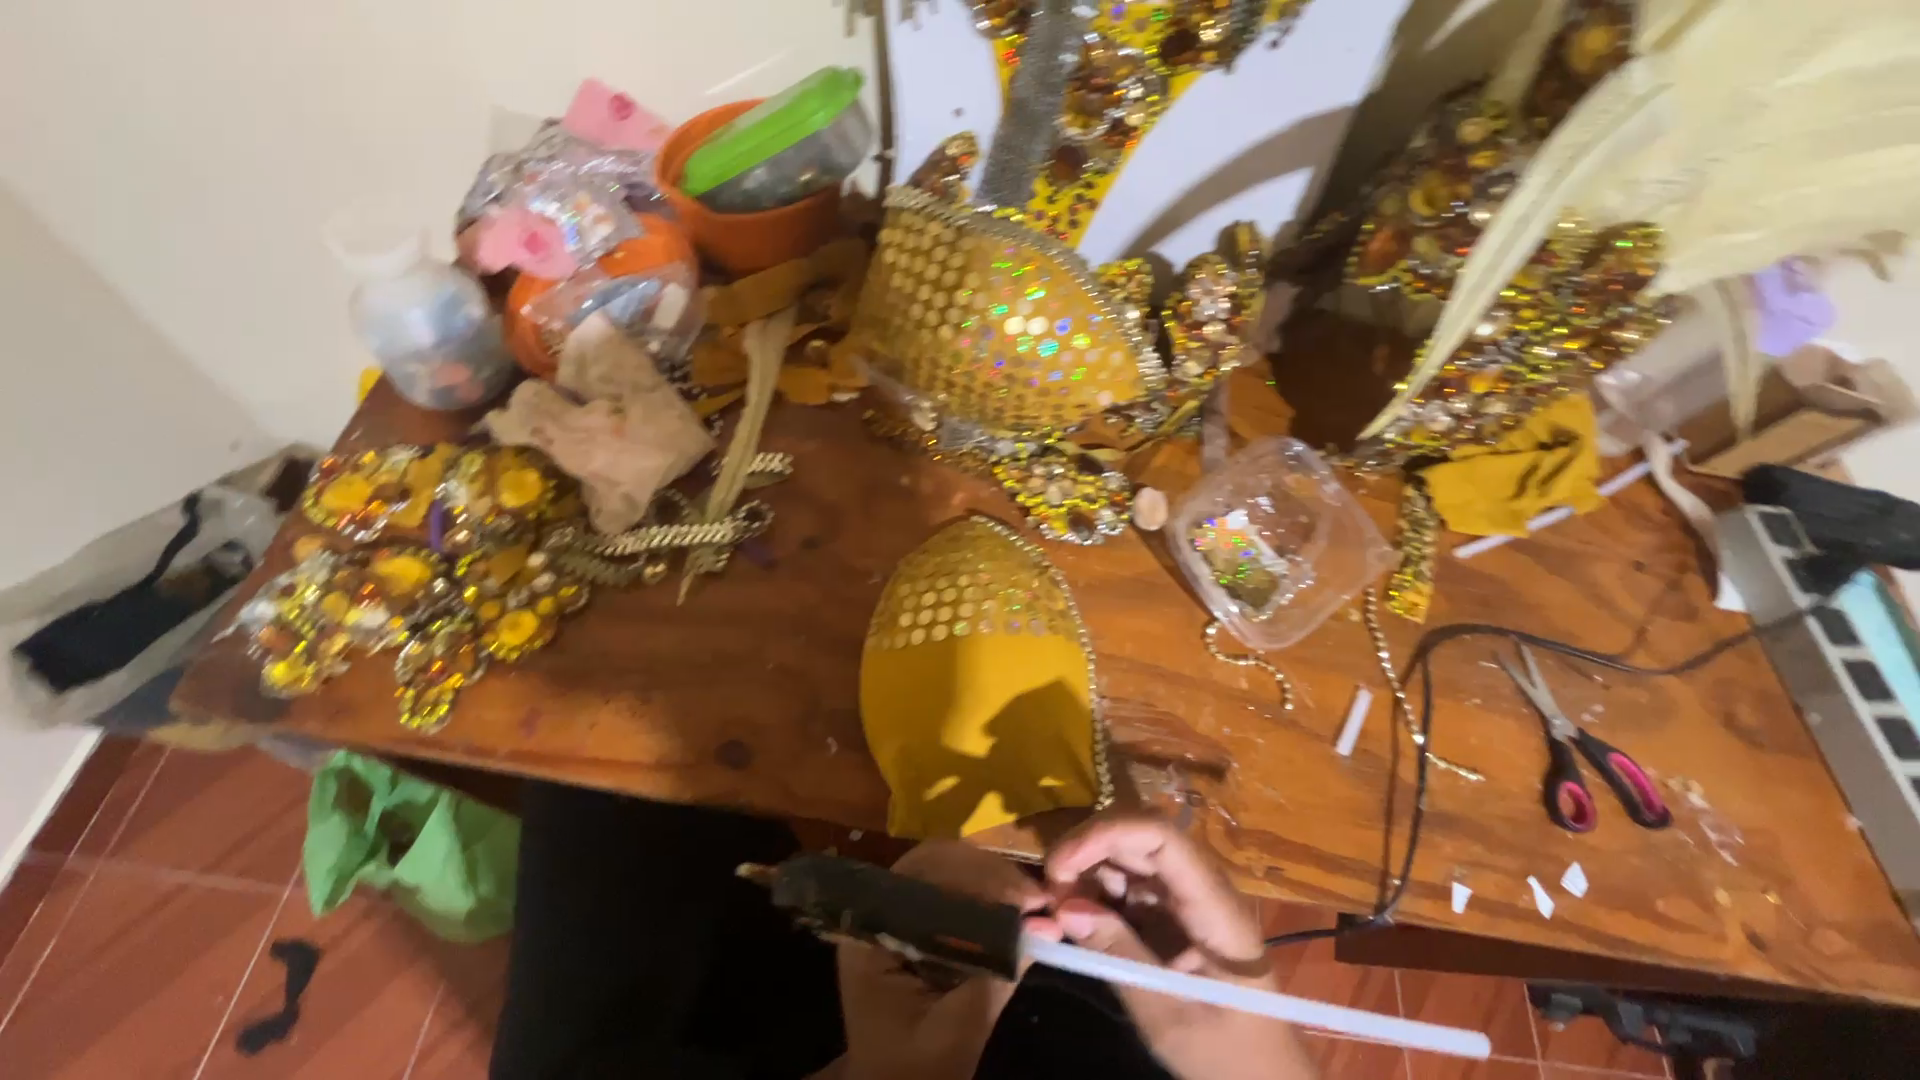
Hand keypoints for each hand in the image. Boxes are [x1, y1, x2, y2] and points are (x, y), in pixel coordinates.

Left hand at [830, 842, 1047, 1079]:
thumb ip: (995, 978)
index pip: (920, 877)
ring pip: (946, 872)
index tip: (1021, 895)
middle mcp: (875, 913)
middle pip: (933, 865)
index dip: (974, 876)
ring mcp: (893, 914)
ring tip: (1033, 903)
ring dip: (992, 881)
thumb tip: (1042, 927)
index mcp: (870, 936)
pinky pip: (951, 893)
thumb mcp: (957, 1032)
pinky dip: (987, 895)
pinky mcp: (913, 924)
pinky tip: (1017, 910)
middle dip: (989, 874)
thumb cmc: (915, 1070)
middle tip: (1035, 897)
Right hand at [1042, 815, 1314, 1079]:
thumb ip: (1121, 959)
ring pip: (1121, 857)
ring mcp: (1178, 898)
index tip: (1060, 866)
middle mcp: (1195, 886)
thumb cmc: (1228, 1054)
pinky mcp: (1163, 914)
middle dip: (1083, 852)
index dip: (1106, 833)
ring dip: (1080, 875)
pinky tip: (1064, 924)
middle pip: (1135, 836)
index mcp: (1213, 904)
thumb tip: (1065, 908)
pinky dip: (1086, 898)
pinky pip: (1119, 888)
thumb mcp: (1172, 1017)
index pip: (1161, 836)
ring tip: (1052, 917)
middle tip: (1048, 897)